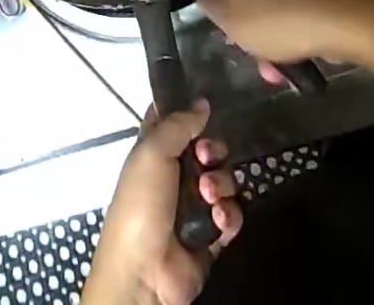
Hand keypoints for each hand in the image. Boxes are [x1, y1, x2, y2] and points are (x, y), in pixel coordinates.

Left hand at [82, 101, 240, 304]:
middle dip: (213, 151)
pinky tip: (217, 222)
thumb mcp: (152, 152)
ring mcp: (195, 204)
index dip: (190, 112)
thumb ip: (178, 124)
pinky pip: (232, 214)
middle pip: (208, 148)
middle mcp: (175, 173)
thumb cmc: (141, 202)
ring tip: (208, 197)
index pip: (175, 121)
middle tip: (206, 158)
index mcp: (154, 151)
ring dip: (221, 185)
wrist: (144, 271)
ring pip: (224, 179)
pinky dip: (228, 216)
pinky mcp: (212, 234)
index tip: (205, 107)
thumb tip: (202, 102)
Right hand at [195, 0, 373, 65]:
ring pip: (263, 10)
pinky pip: (287, 18)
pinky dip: (285, 40)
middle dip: (236, 19)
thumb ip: (211, 6)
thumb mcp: (231, 21)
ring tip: (272, 71)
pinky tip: (291, 67)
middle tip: (237, 46)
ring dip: (262, 39)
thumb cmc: (276, 20)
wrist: (341, 22)